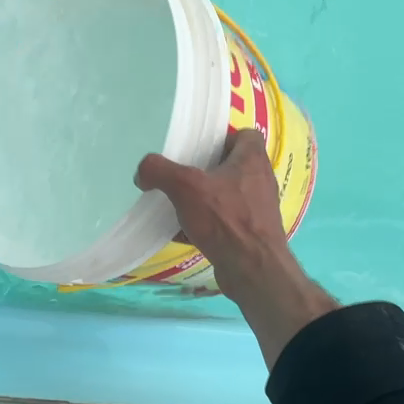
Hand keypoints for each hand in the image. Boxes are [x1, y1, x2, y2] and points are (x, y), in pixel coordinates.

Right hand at [133, 128, 288, 300]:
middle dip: (207, 171)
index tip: (198, 149)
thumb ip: (160, 171)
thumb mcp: (185, 187)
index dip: (222, 138)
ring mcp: (258, 209)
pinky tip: (186, 234)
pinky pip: (226, 222)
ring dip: (205, 200)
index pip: (245, 134)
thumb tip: (143, 171)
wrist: (252, 269)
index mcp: (252, 160)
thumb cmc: (225, 219)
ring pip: (228, 196)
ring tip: (181, 205)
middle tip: (183, 177)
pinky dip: (208, 225)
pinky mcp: (252, 234)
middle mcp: (260, 181)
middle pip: (233, 166)